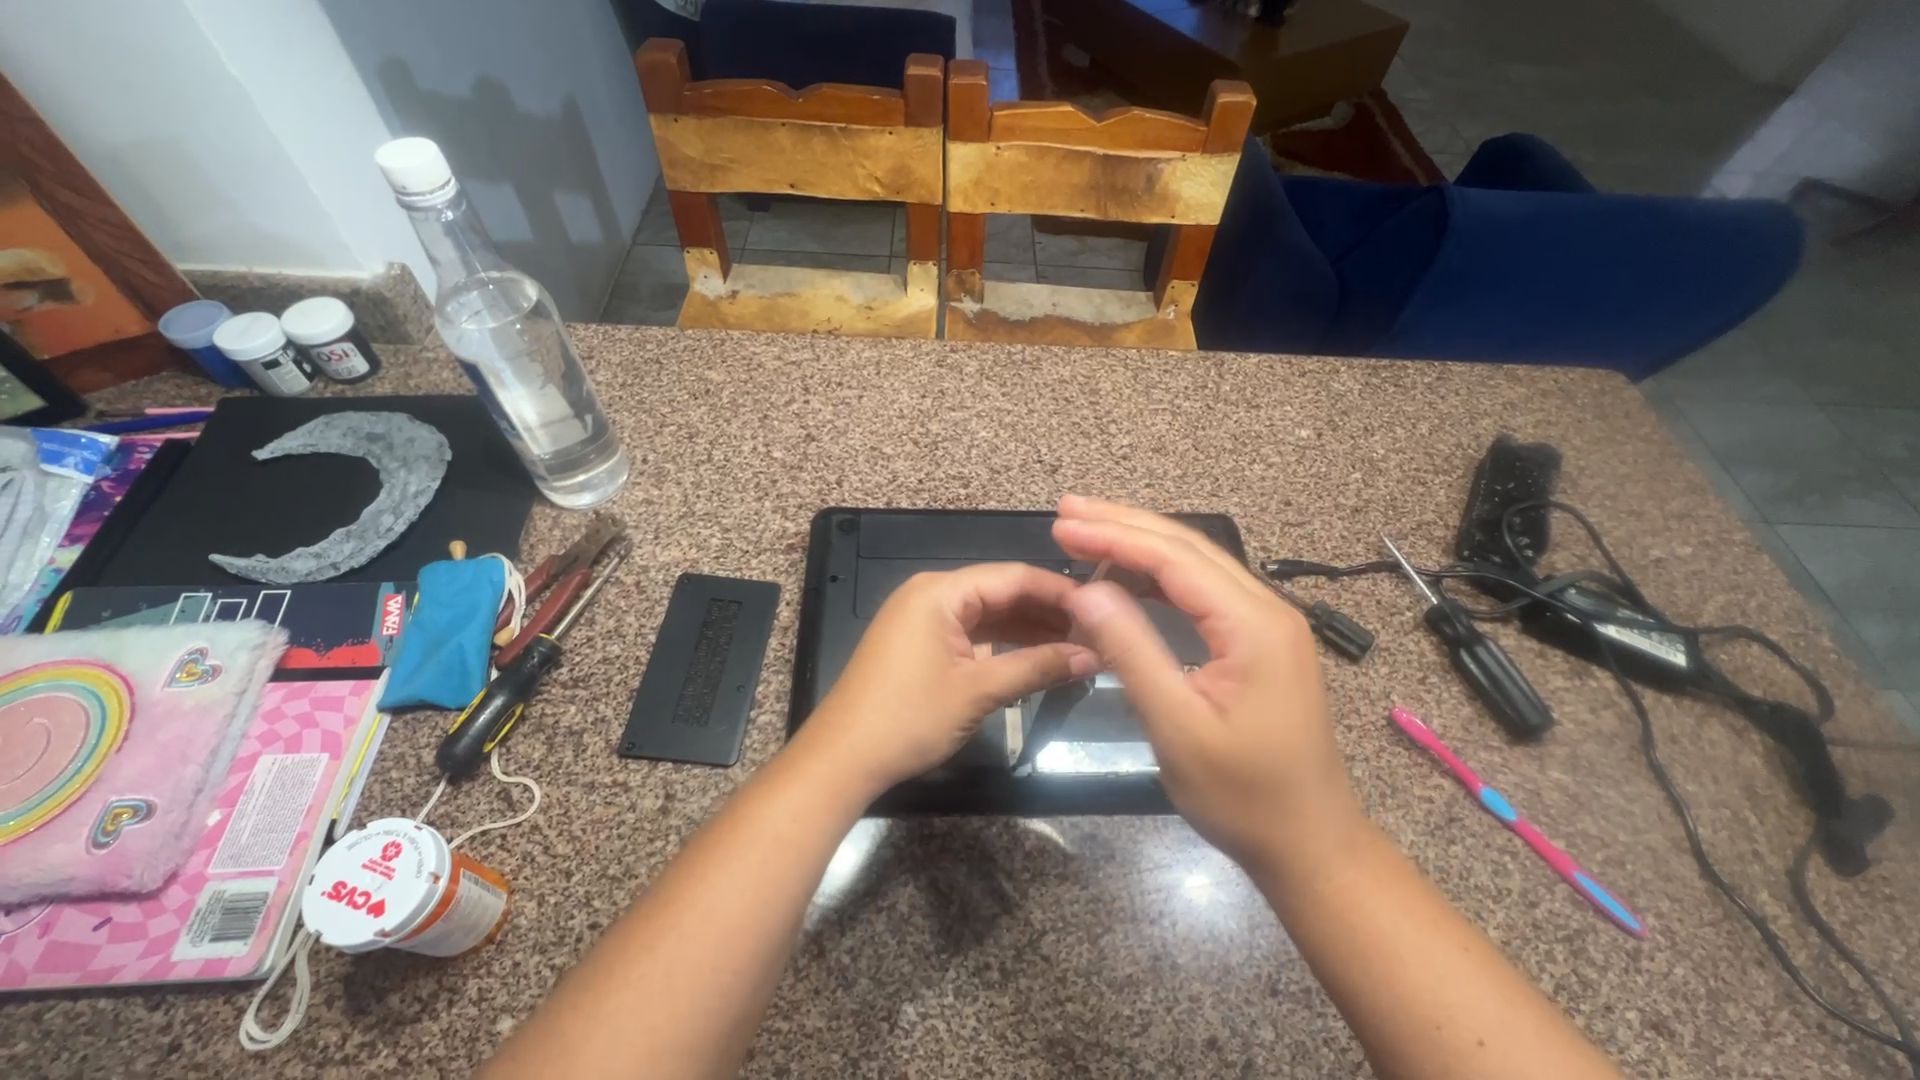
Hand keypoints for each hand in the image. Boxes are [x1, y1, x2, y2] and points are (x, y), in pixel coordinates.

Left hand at [801, 563, 1097, 794]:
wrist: (844, 758)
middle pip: (1002, 592)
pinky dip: (1003, 644)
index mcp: (940, 591)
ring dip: (1029, 630)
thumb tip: (1091, 657)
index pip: (1013, 576)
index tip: (1102, 608)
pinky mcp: (921, 643)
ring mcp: (923, 619)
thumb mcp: (978, 691)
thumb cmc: (908, 718)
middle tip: (1097, 631)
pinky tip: (1038, 657)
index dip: (1060, 591)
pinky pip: (971, 633)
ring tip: (1078, 646)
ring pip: (988, 614)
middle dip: (1048, 612)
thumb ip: (1036, 667)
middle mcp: (931, 594)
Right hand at [1052, 496, 1360, 873]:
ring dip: (1140, 546)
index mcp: (1253, 624)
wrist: (1308, 842)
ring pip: (1196, 565)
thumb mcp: (1176, 726)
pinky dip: (1159, 580)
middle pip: (1188, 548)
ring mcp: (1267, 624)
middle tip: (1066, 511)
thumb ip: (1131, 651)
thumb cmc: (1242, 794)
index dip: (1114, 537)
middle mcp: (1266, 609)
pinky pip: (1203, 593)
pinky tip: (1127, 580)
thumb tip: (1085, 591)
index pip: (1174, 559)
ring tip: (1086, 534)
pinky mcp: (1259, 643)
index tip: (1062, 526)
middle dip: (1124, 525)